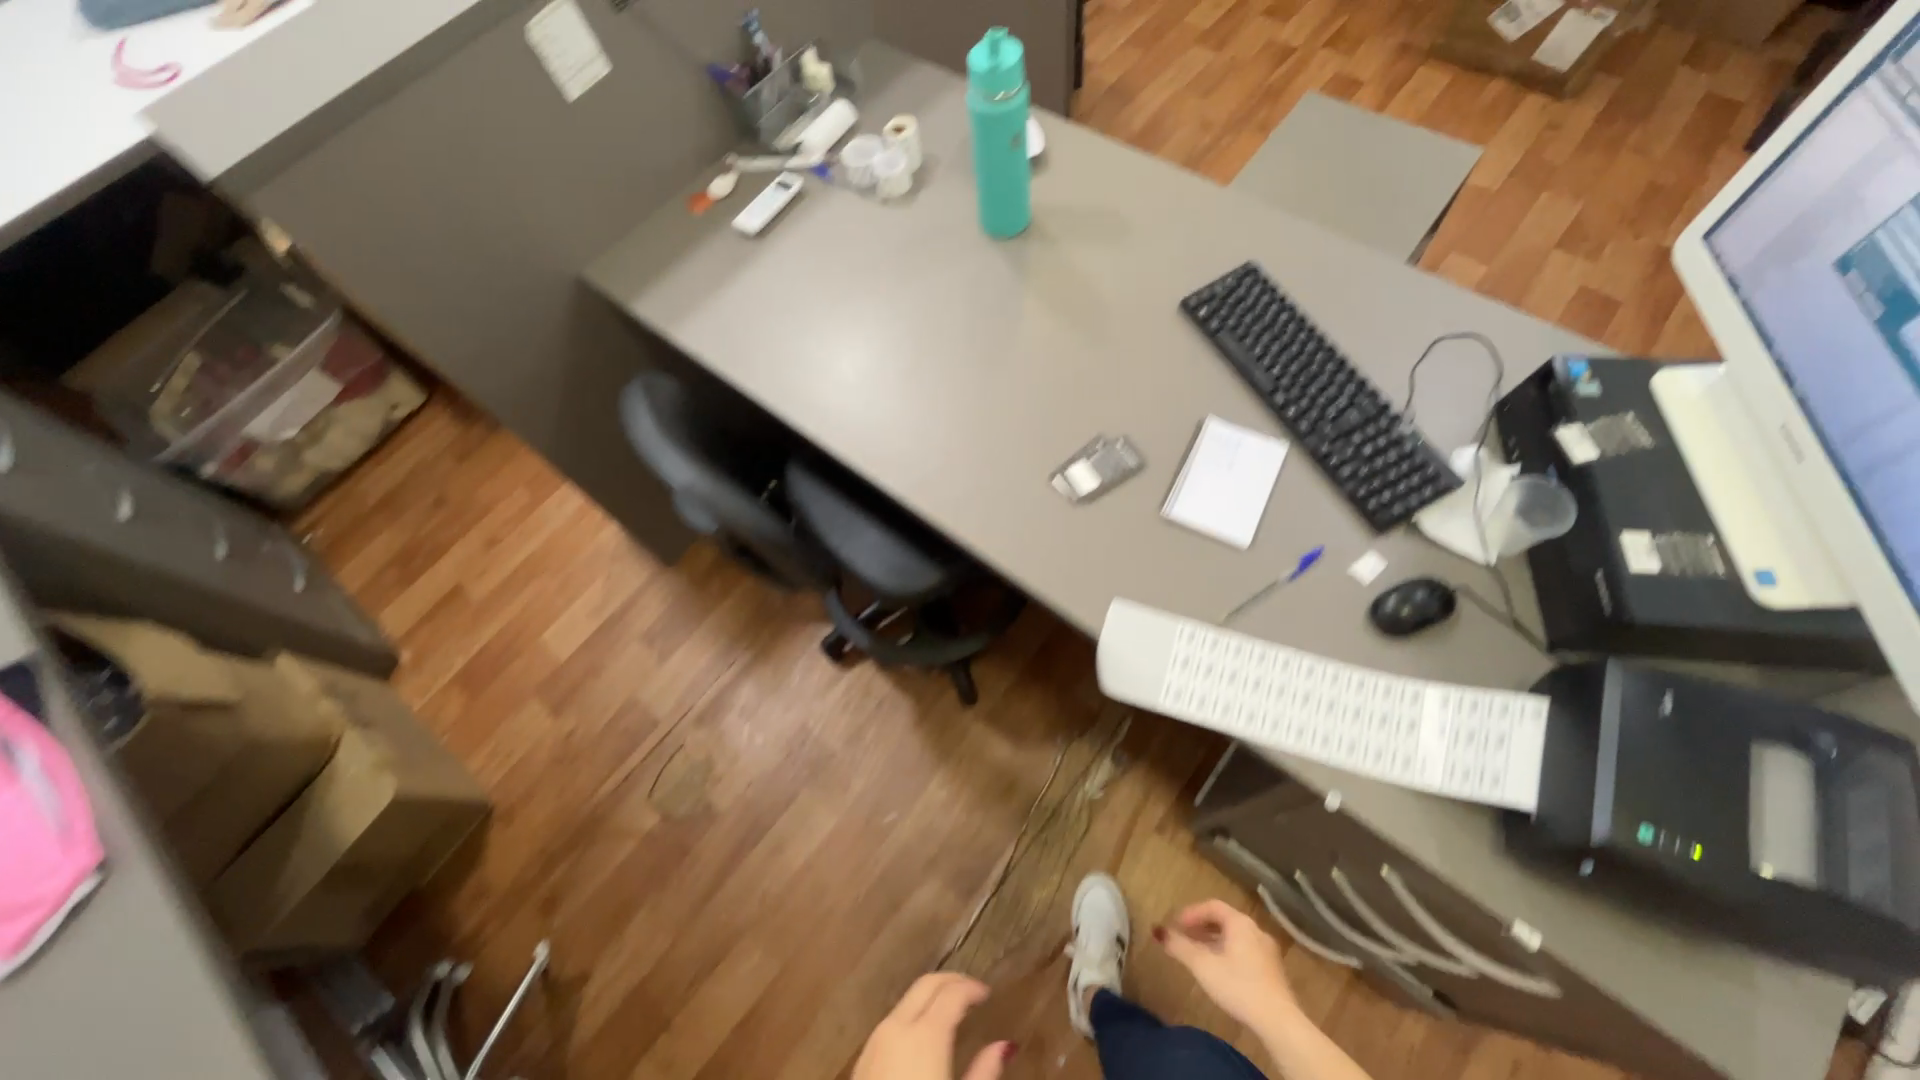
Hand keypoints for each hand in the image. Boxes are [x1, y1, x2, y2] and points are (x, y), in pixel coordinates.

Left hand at [852, 973, 1015, 1079]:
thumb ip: (985, 1071)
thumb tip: (1004, 1046)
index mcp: (924, 1034)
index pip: (951, 992)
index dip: (972, 987)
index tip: (987, 993)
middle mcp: (896, 1027)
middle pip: (925, 984)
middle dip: (951, 980)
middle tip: (972, 990)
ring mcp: (875, 1041)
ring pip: (906, 1000)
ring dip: (930, 997)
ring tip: (952, 1011)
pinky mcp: (863, 1058)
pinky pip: (892, 1021)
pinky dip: (913, 1015)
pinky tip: (924, 1035)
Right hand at [1156, 899, 1298, 1030]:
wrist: (1277, 1019)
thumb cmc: (1237, 986)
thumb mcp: (1202, 966)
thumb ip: (1179, 946)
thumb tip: (1158, 931)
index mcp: (1240, 923)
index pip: (1212, 906)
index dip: (1190, 913)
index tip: (1175, 925)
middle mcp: (1256, 930)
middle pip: (1224, 920)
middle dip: (1200, 927)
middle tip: (1183, 938)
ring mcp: (1267, 950)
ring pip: (1234, 936)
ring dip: (1213, 941)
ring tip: (1196, 955)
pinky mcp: (1271, 969)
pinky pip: (1244, 950)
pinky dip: (1226, 951)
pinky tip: (1219, 970)